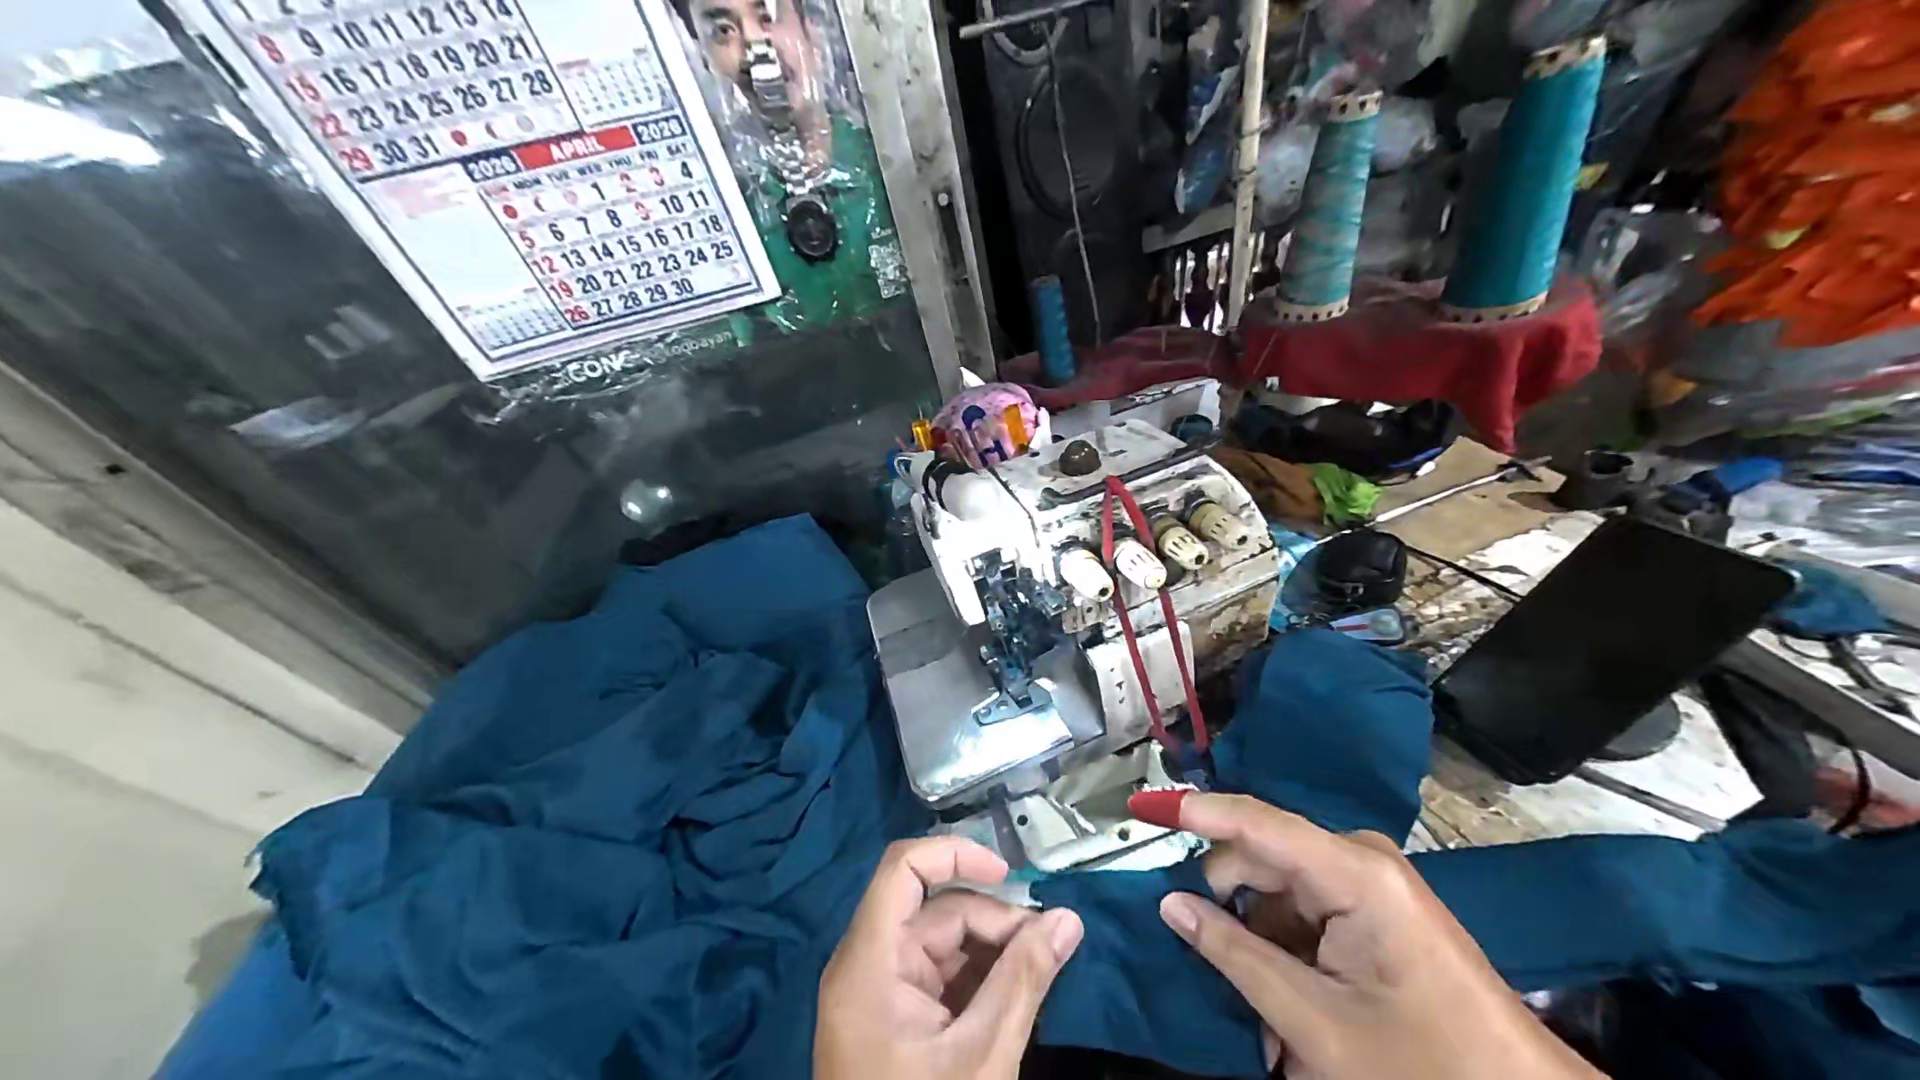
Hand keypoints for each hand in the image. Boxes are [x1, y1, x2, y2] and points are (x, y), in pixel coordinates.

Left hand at [815, 836, 1083, 1079]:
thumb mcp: (983, 1056)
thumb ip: (1025, 980)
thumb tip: (1069, 920)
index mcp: (870, 961)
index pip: (904, 869)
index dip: (955, 854)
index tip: (1009, 876)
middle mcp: (869, 963)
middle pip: (935, 910)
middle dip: (994, 921)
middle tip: (1049, 947)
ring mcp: (880, 990)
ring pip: (943, 942)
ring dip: (993, 950)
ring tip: (1040, 970)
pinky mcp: (895, 1015)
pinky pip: (941, 974)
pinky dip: (979, 977)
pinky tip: (1015, 992)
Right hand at [1144, 793, 1603, 1079]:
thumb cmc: (1428, 1069)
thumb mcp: (1317, 1021)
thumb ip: (1235, 954)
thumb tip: (1171, 904)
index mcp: (1354, 873)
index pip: (1255, 821)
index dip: (1192, 809)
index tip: (1139, 806)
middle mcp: (1358, 861)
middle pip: (1260, 857)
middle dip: (1225, 902)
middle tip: (1198, 954)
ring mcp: (1367, 884)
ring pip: (1276, 890)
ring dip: (1254, 938)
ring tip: (1259, 1011)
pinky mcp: (1371, 909)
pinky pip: (1302, 912)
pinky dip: (1281, 949)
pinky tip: (1285, 1004)